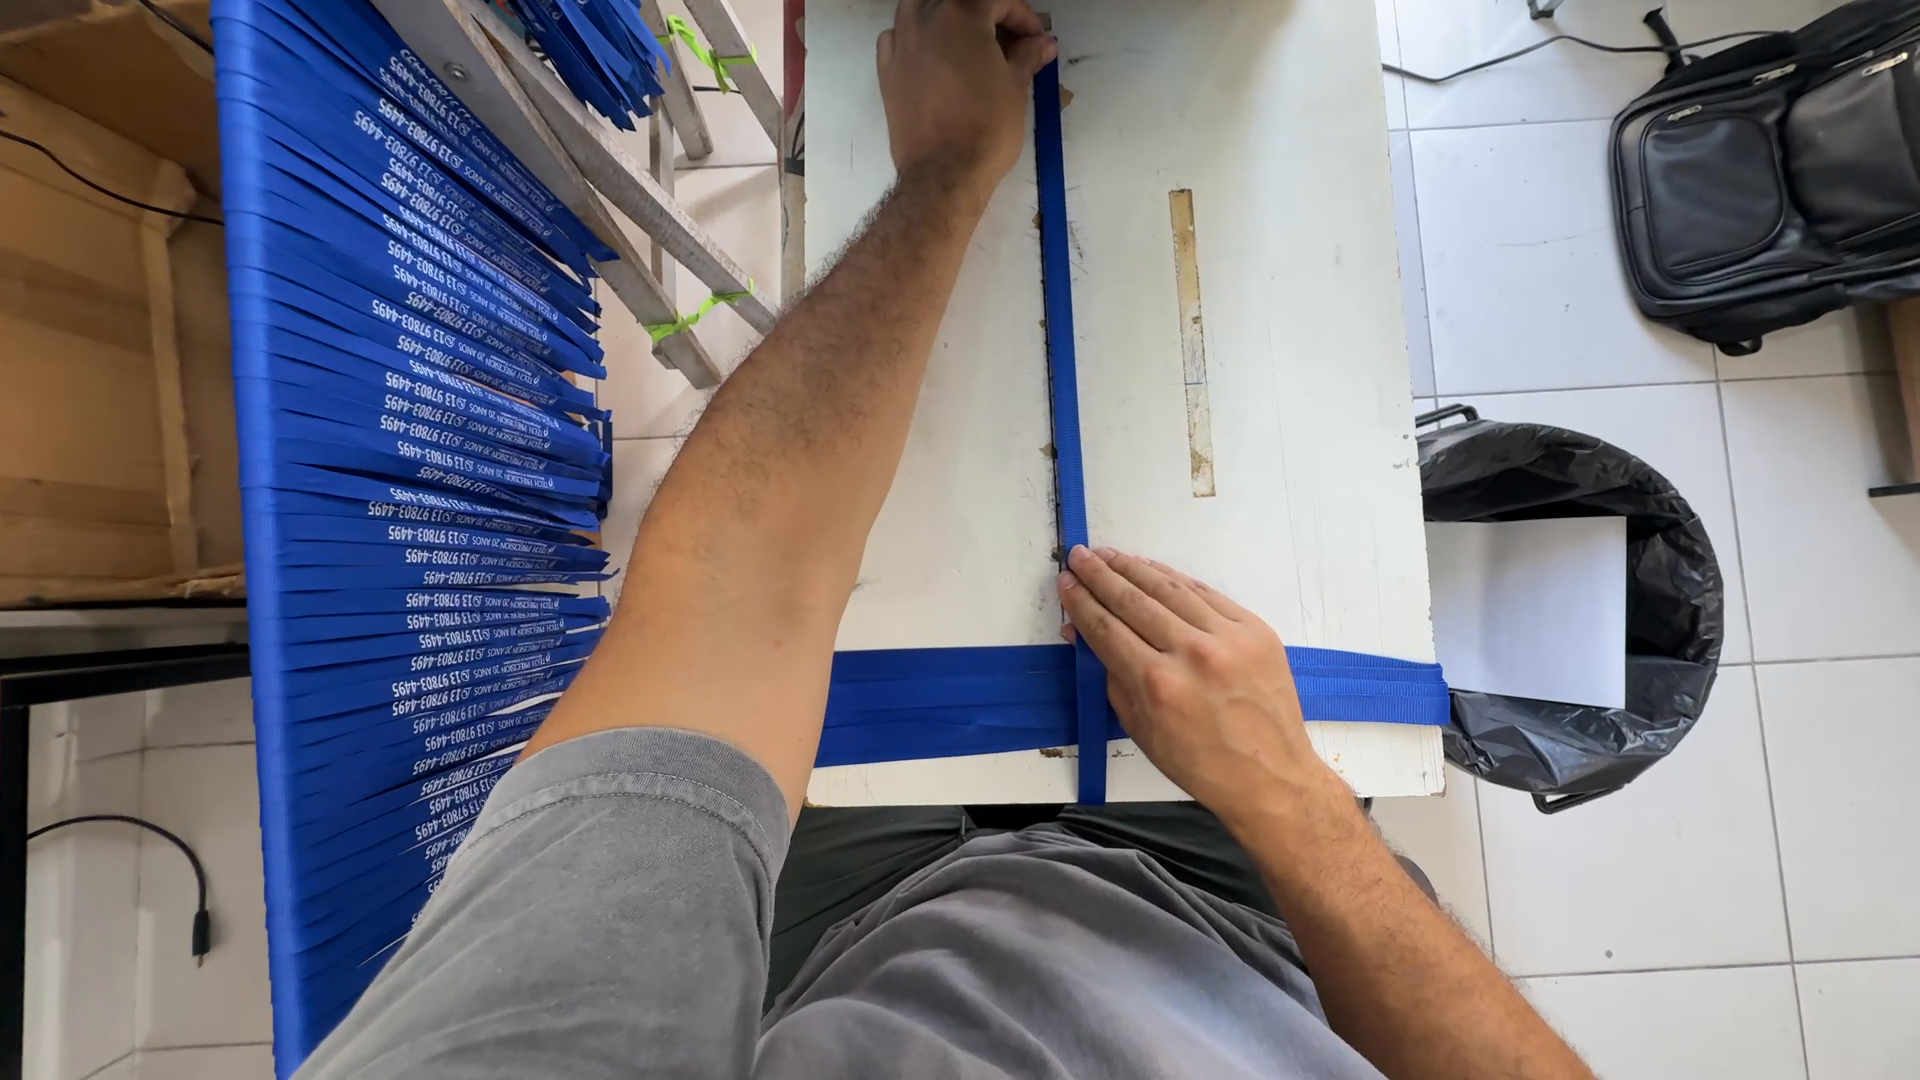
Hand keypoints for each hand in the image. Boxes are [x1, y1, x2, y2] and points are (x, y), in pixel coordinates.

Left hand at [876, 0, 1056, 205]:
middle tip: (1005, 40)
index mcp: (961, 13)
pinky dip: (916, 39)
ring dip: (947, 18)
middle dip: (986, 14)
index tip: (1036, 40)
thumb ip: (1026, 57)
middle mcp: (925, 18)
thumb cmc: (984, 132)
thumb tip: (1042, 44)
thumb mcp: (1015, 89)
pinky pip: (898, 38)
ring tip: (967, 44)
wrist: (943, 177)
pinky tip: (932, 57)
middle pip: (958, 1)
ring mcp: (901, 43)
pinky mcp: (886, 72)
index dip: (1023, 17)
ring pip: (921, 8)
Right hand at [1056, 546, 1349, 829]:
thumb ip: (1110, 674)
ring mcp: (1228, 637)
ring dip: (1133, 567)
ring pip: (1169, 589)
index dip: (1081, 602)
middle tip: (1079, 555)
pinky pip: (1205, 593)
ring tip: (1108, 554)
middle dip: (1100, 575)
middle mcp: (1191, 653)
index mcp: (1157, 684)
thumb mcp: (1139, 727)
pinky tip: (1151, 568)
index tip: (1065, 581)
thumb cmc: (1197, 762)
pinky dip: (1173, 578)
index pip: (1106, 628)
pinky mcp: (1255, 630)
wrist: (1270, 777)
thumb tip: (1082, 631)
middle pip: (1133, 601)